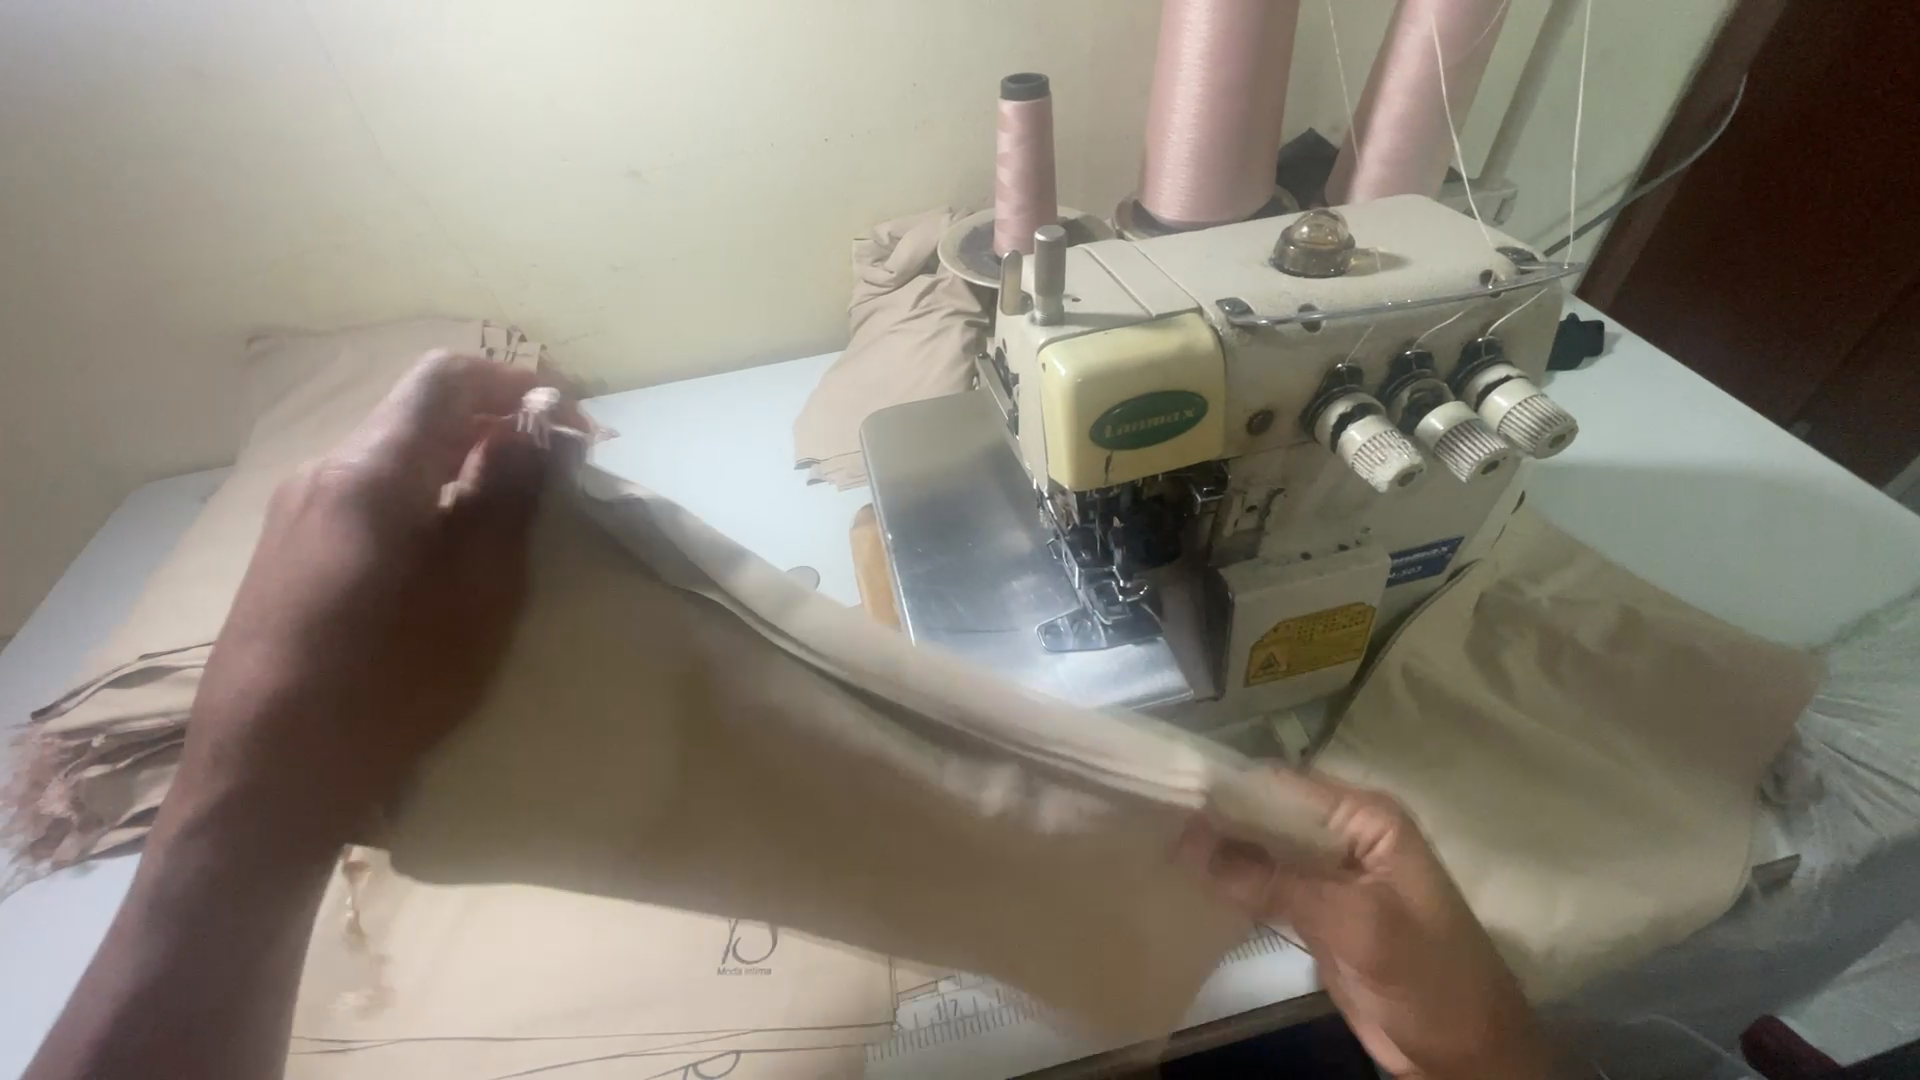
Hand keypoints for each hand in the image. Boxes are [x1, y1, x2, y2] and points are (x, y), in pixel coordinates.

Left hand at [173, 352, 568, 856]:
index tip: (577, 425)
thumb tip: (536, 420)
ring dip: (473, 459)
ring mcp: (305, 507)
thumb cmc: (393, 682)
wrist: (270, 771)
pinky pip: (381, 488)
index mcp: (372, 473)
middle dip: (505, 422)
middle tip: (568, 468)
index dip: (521, 382)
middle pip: (426, 410)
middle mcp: (328, 470)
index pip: (449, 378)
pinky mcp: (299, 543)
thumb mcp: (479, 590)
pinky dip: (437, 490)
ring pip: (404, 450)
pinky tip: (465, 540)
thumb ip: (508, 494)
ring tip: (528, 507)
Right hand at [1187, 770, 1553, 1079]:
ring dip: (1222, 847)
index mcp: (1366, 818)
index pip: (1285, 787)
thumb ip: (1279, 884)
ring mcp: (1328, 871)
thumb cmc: (1430, 978)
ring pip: (1263, 845)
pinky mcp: (1315, 906)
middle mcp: (1344, 833)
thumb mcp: (1357, 926)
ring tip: (1164, 843)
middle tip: (1160, 820)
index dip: (1231, 789)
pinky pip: (1265, 879)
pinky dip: (1234, 878)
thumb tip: (1197, 851)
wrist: (1468, 1058)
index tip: (1175, 795)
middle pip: (1269, 811)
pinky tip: (1194, 876)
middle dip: (1219, 818)